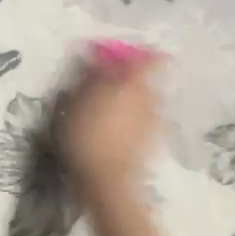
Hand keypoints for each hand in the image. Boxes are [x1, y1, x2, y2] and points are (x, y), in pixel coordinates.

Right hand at [62, 48, 163, 195]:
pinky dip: (131, 123)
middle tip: (100, 90)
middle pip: (146, 80)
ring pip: (145, 102)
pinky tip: (112, 135)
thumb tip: (99, 54)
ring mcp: (157, 122)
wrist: (107, 181)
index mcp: (136, 84)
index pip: (152, 57)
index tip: (114, 60)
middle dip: (128, 82)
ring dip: (129, 104)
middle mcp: (154, 98)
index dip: (135, 55)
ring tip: (104, 116)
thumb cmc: (85, 136)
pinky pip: (143, 123)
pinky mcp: (154, 142)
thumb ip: (92, 74)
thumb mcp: (77, 99)